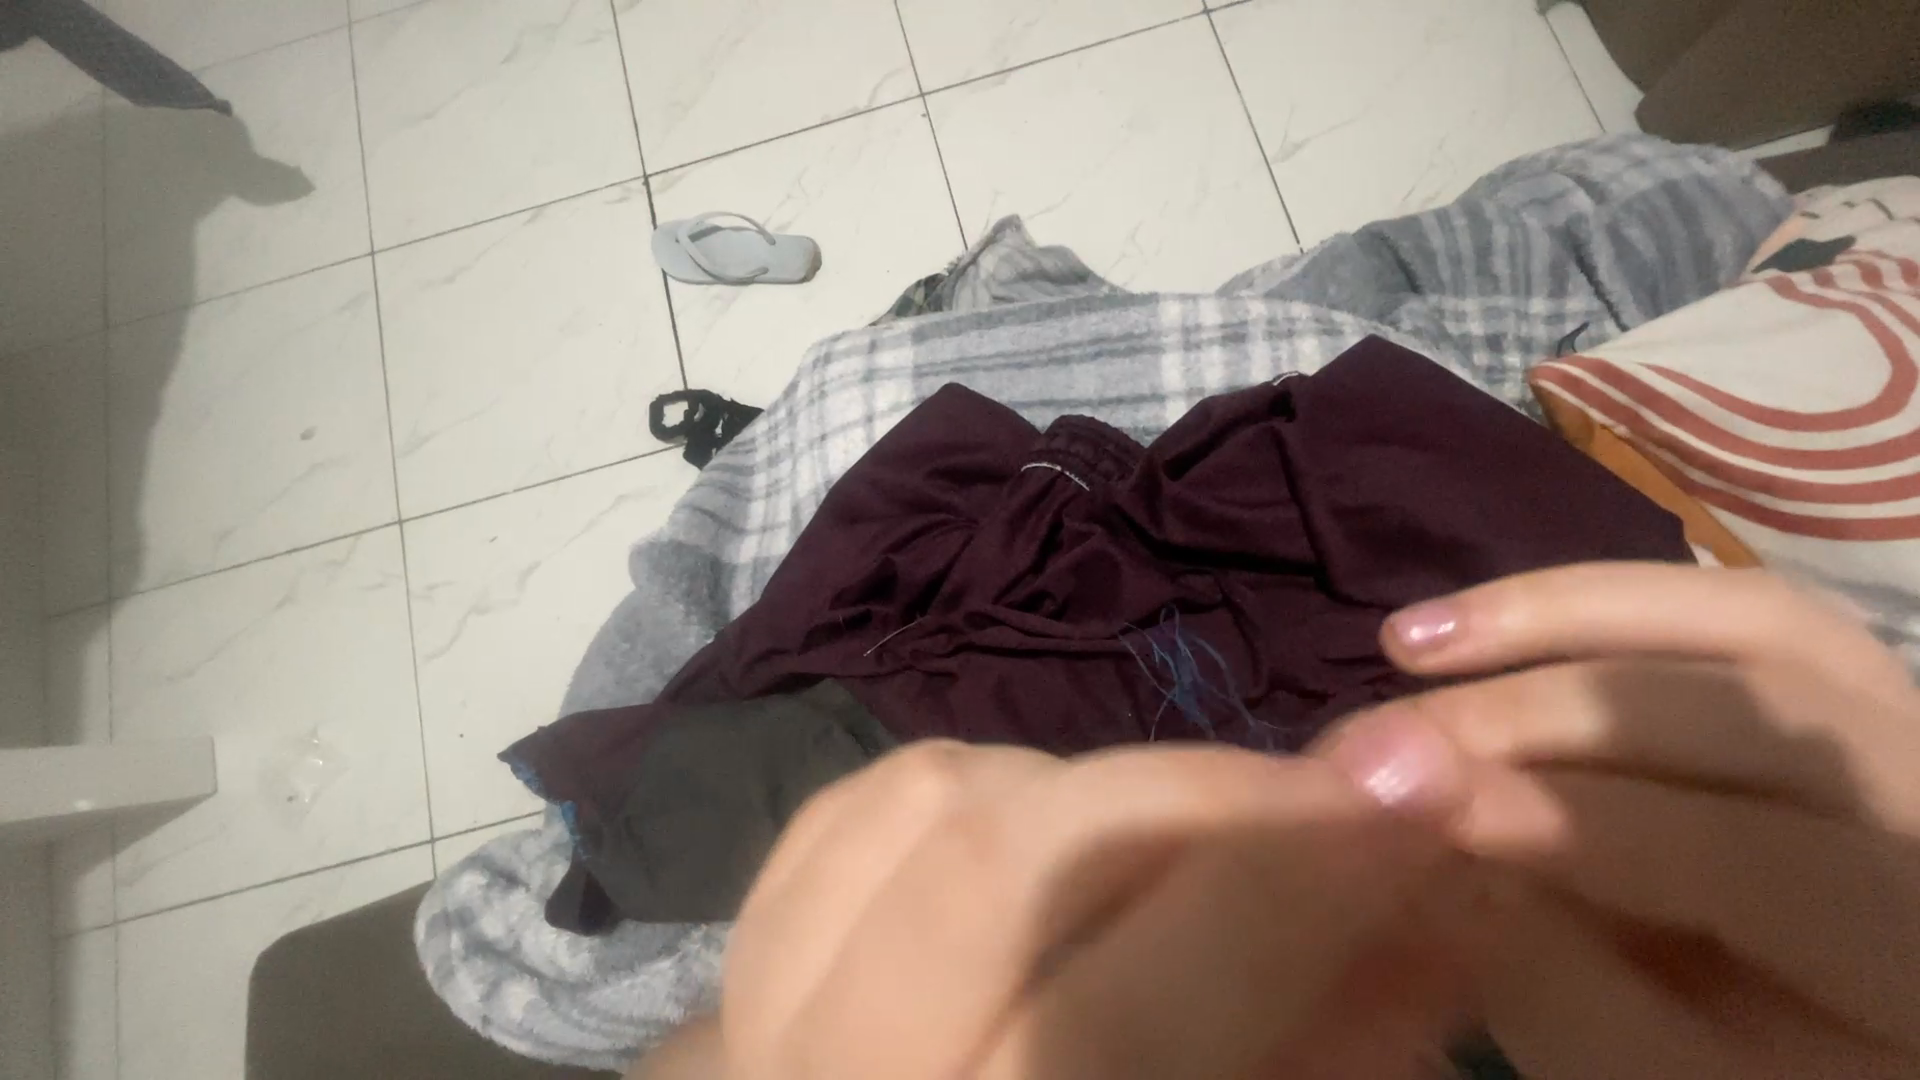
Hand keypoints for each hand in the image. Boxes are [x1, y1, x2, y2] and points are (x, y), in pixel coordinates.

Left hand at [721, 738, 1477, 1079]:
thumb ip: (1325, 1033)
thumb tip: (1435, 881)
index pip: (1110, 1019)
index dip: (1267, 886)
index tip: (1403, 783)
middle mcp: (837, 1071)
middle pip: (1003, 871)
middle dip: (1184, 795)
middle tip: (1318, 776)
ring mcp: (771, 985)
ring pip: (937, 801)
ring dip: (1081, 785)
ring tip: (1155, 830)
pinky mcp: (760, 913)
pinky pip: (873, 792)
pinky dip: (979, 777)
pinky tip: (1033, 812)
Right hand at [1333, 563, 1919, 1078]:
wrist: (1813, 1029)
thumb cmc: (1724, 1063)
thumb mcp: (1639, 1071)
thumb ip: (1543, 968)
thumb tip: (1424, 829)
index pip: (1759, 862)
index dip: (1574, 821)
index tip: (1412, 805)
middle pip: (1744, 710)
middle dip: (1534, 712)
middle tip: (1393, 732)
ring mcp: (1901, 725)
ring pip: (1740, 618)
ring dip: (1546, 616)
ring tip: (1407, 639)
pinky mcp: (1825, 683)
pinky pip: (1714, 609)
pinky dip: (1577, 604)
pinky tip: (1467, 624)